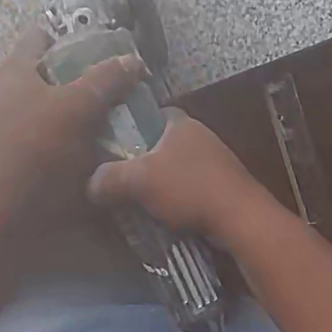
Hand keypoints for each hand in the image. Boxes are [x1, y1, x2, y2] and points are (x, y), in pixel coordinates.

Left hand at [0, 27, 144, 217]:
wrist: (6, 207)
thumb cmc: (36, 146)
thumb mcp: (76, 106)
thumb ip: (105, 80)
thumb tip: (133, 61)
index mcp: (15, 74)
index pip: (40, 39)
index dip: (71, 36)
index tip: (104, 43)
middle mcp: (12, 96)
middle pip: (54, 75)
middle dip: (87, 77)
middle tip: (124, 83)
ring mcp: (18, 128)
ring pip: (60, 108)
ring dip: (89, 111)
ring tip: (126, 116)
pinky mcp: (28, 156)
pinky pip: (62, 137)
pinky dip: (84, 138)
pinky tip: (110, 146)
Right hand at [87, 109, 275, 238]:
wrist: (240, 218)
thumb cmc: (189, 188)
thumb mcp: (138, 180)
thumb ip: (109, 178)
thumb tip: (91, 185)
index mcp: (183, 124)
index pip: (153, 113)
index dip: (132, 126)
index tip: (114, 144)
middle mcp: (203, 137)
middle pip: (165, 144)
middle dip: (144, 161)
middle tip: (121, 180)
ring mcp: (218, 163)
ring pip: (180, 169)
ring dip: (163, 185)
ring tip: (139, 202)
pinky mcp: (226, 187)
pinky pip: (194, 190)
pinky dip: (180, 201)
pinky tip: (167, 216)